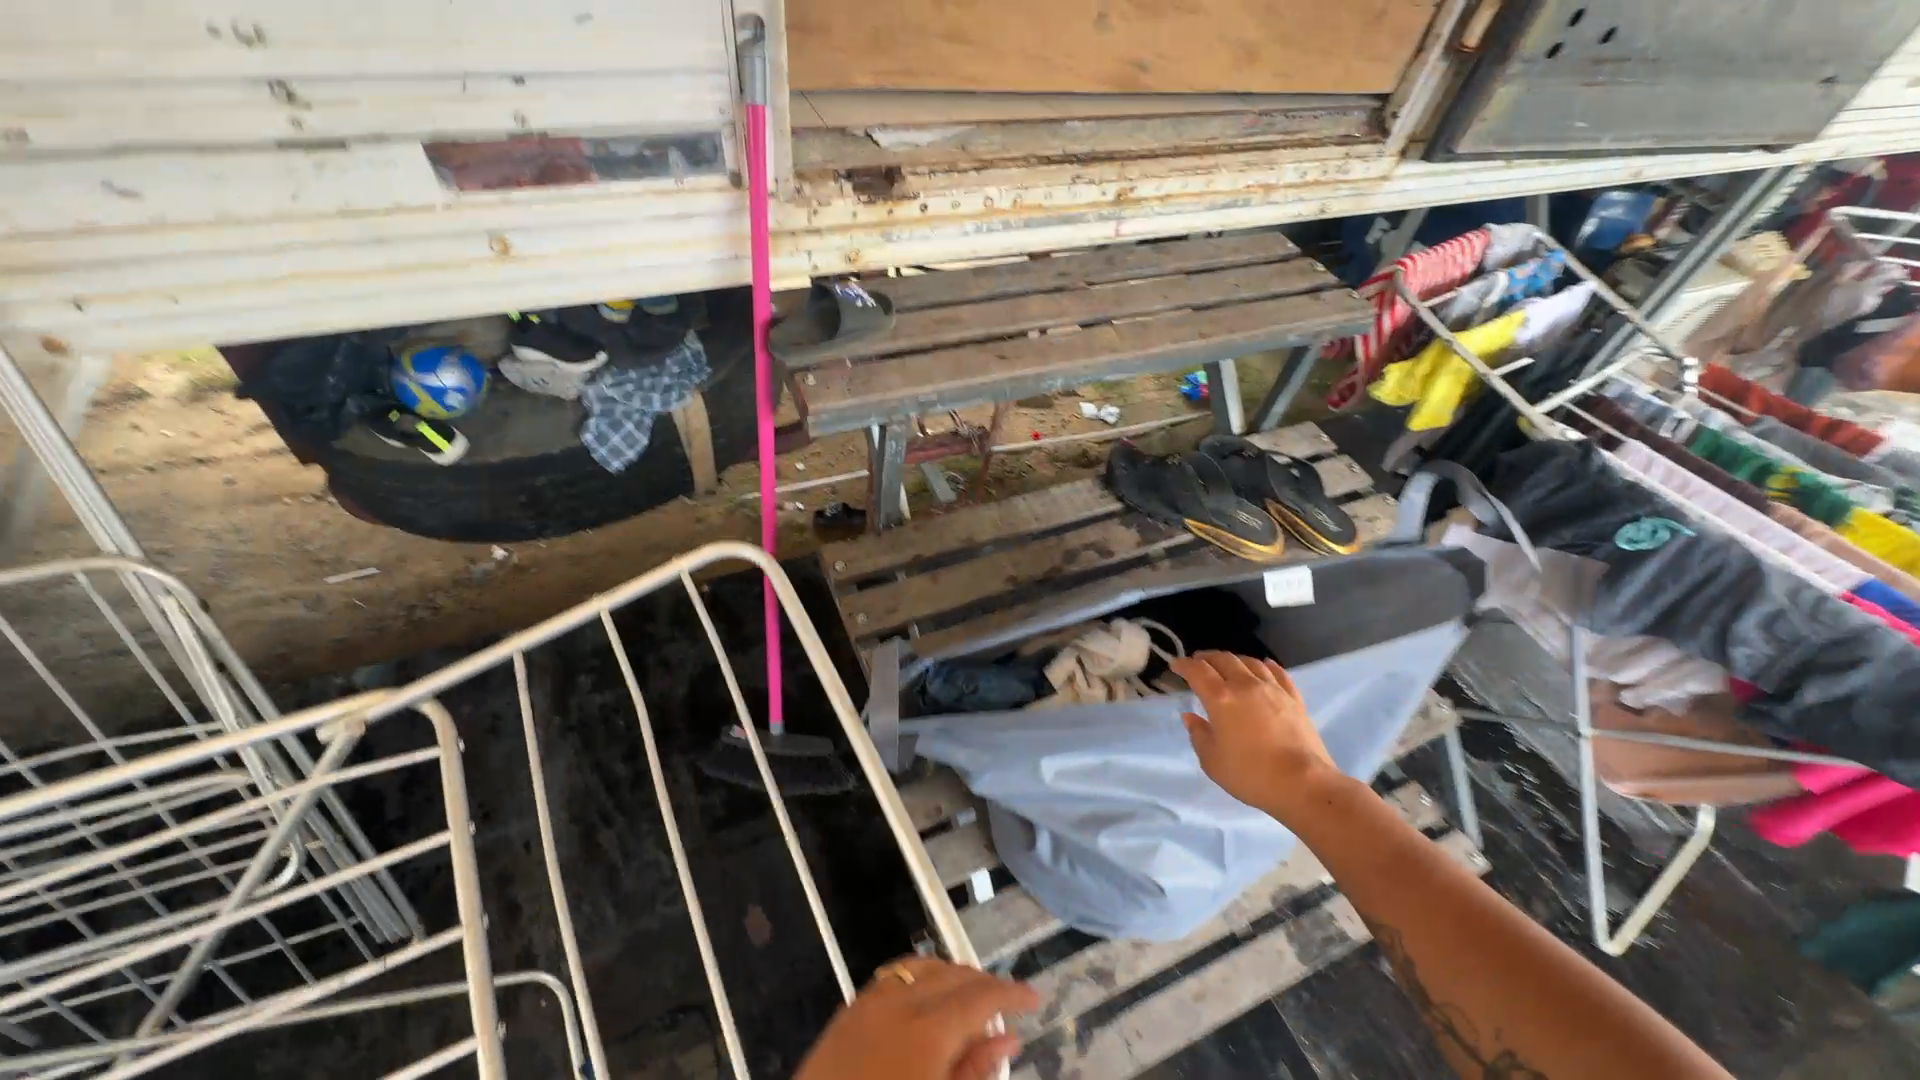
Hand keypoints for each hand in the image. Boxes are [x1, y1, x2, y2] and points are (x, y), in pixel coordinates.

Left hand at [793, 955, 1040, 1079]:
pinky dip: (922, 978)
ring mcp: (869, 1003)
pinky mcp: (848, 1011)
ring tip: (972, 997)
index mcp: (927, 1032)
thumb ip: (974, 1071)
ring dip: (953, 975)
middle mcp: (899, 1004)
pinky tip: (929, 999)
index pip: (980, 996)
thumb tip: (1008, 1039)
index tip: (1035, 998)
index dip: (1011, 993)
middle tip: (1008, 1003)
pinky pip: (895, 976)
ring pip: (923, 967)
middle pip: (953, 975)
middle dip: (984, 983)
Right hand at [1170, 651, 1336, 816]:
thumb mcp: (1212, 761)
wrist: (1302, 783)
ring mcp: (1273, 690)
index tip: (1176, 665)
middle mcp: (1245, 686)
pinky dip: (1267, 665)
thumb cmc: (1250, 774)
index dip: (1184, 665)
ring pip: (1251, 662)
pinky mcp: (1294, 699)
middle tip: (1198, 662)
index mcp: (1221, 699)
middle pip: (1224, 660)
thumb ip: (1199, 735)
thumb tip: (1191, 717)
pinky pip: (1279, 674)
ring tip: (1228, 664)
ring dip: (1235, 659)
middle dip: (1207, 658)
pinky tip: (1265, 665)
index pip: (1198, 671)